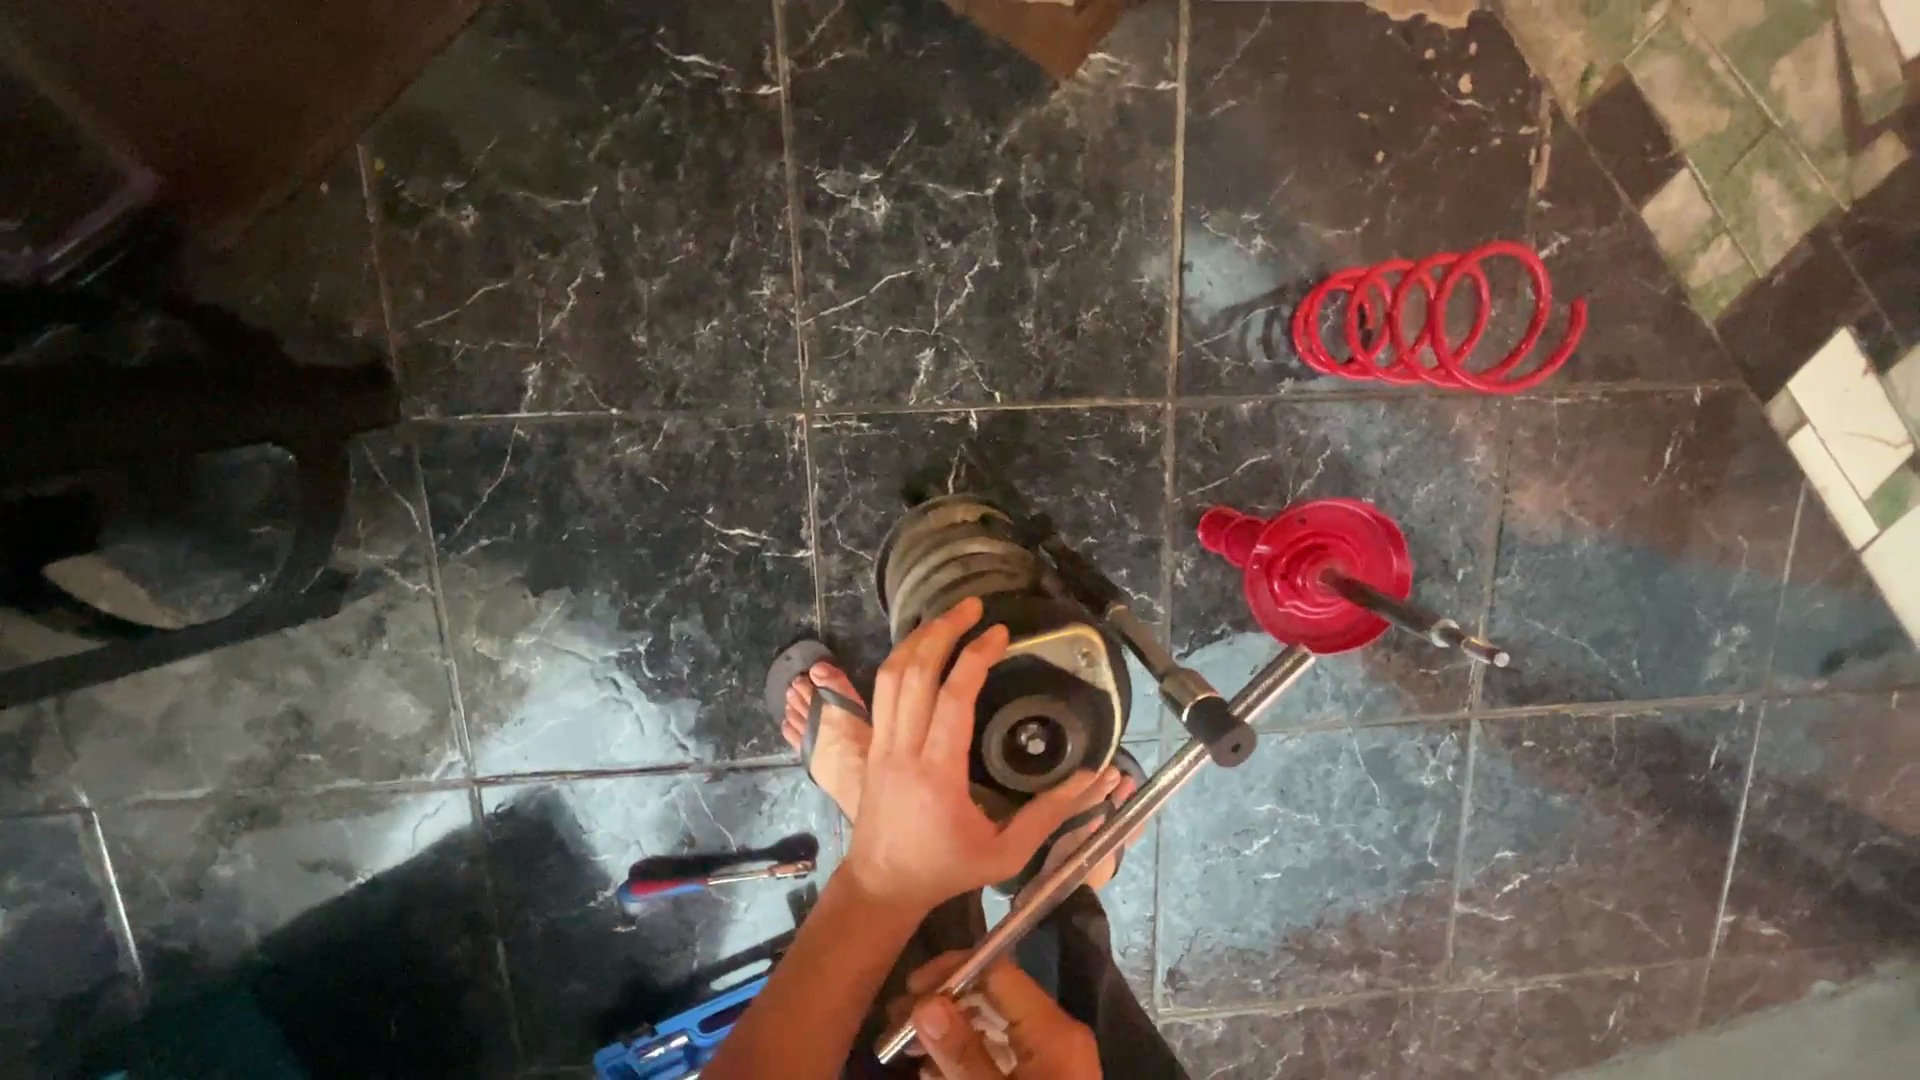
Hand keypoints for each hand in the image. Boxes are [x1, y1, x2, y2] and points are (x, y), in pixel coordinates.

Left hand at [844, 595, 1119, 913]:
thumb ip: (1051, 814)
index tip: (1000, 632)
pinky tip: (921, 645)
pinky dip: (901, 658)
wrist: (882, 885)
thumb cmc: (946, 870)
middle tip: (973, 605)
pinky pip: (881, 689)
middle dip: (944, 630)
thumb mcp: (1006, 854)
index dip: (975, 657)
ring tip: (948, 615)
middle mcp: (902, 750)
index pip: (953, 699)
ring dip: (918, 638)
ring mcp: (880, 744)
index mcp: (937, 773)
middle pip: (915, 672)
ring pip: (891, 675)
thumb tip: (1097, 778)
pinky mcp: (871, 744)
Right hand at [900, 951, 1100, 1078]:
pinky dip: (966, 1057)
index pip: (997, 969)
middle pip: (992, 996)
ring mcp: (1051, 1060)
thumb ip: (962, 1054)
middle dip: (943, 1004)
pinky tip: (931, 1074)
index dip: (951, 971)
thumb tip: (926, 1003)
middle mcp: (1056, 1033)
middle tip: (896, 1023)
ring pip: (992, 1026)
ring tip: (905, 1048)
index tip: (908, 990)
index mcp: (1052, 1029)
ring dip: (948, 1032)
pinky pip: (1000, 1054)